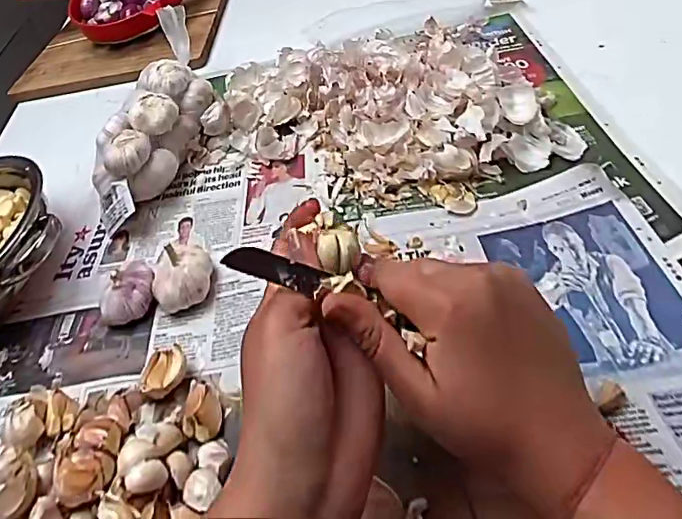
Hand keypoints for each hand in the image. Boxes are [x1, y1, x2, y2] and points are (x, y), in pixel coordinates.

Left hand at [213, 207, 381, 518]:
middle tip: (361, 228)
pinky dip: (390, 304)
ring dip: (368, 273)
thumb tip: (300, 237)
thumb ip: (294, 282)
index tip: (317, 205)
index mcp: (280, 305)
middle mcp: (312, 317)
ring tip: (381, 253)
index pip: (291, 255)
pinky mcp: (375, 363)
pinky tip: (402, 289)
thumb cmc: (281, 405)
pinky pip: (383, 323)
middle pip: (329, 269)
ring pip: (359, 292)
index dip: (303, 228)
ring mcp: (344, 340)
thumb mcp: (279, 330)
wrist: (312, 476)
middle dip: (342, 247)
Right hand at [321, 259, 616, 518]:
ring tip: (449, 342)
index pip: (382, 271)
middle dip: (403, 297)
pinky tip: (472, 332)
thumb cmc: (488, 430)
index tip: (380, 328)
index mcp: (449, 302)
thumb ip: (372, 339)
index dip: (372, 297)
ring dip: (430, 294)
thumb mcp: (418, 394)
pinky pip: (467, 274)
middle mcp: (477, 277)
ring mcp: (502, 276)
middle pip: (410, 268)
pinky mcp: (519, 282)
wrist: (566, 451)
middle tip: (419, 344)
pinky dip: (459, 294)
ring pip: (437, 269)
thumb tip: (332, 298)